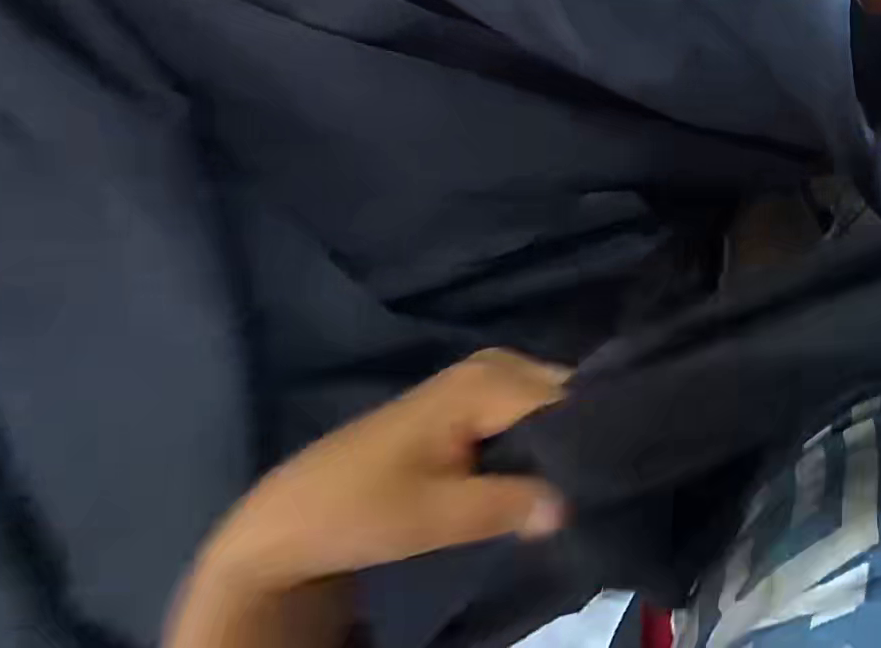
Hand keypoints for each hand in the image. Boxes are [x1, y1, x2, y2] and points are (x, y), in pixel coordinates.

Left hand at [196, 349, 570, 592]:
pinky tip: (540, 461)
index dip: (584, 433)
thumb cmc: (357, 511)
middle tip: (583, 476)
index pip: (563, 397)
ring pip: (547, 395)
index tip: (596, 471)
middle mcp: (493, 363)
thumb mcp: (432, 517)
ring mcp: (481, 372)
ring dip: (559, 431)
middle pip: (561, 389)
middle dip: (575, 429)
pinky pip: (527, 399)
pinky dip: (539, 428)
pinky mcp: (471, 391)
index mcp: (486, 381)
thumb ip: (507, 505)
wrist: (285, 518)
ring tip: (567, 471)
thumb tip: (571, 505)